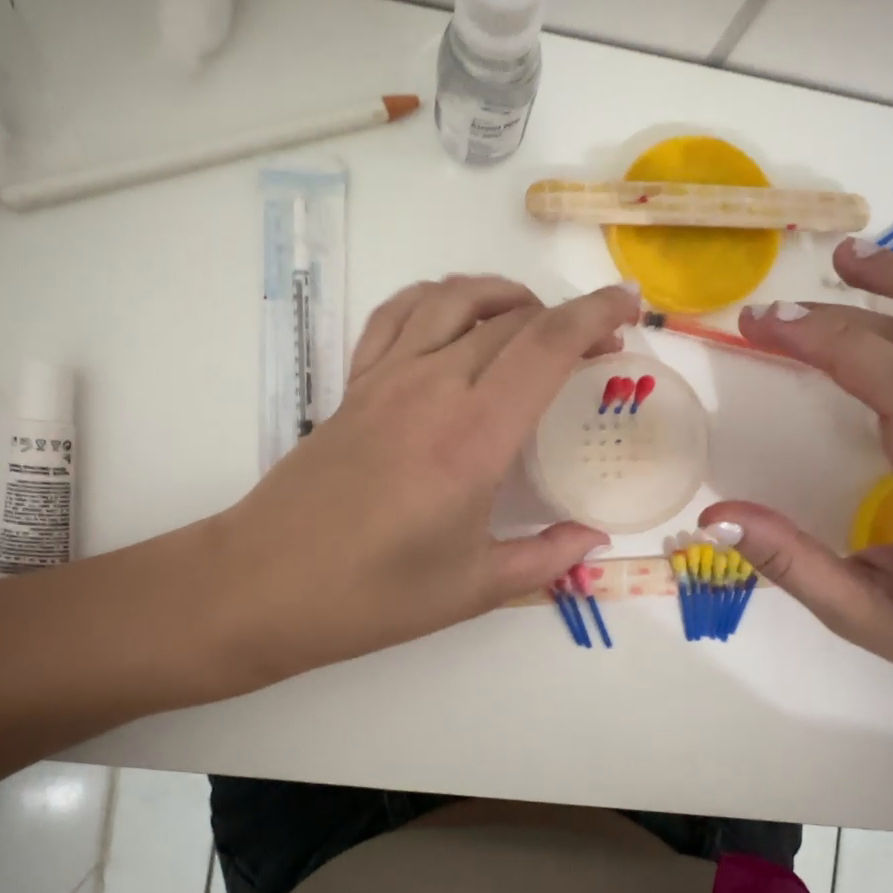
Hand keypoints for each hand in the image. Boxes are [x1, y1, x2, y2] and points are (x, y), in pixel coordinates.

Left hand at [212, 276, 637, 689]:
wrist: (263, 585)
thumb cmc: (371, 596)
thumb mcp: (472, 587)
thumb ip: (546, 556)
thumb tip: (593, 537)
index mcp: (472, 438)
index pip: (546, 345)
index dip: (596, 314)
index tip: (629, 307)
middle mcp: (431, 388)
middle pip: (511, 320)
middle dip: (566, 320)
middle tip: (597, 350)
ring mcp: (386, 379)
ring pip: (453, 299)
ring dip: (505, 296)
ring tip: (535, 323)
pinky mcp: (353, 385)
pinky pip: (398, 315)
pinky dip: (438, 299)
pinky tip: (456, 319)